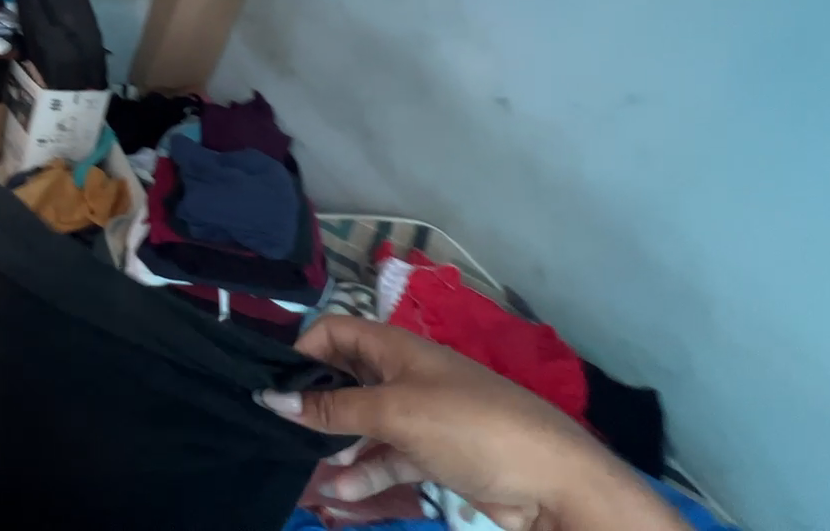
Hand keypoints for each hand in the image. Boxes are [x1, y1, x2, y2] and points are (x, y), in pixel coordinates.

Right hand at [260, 316, 682, 530]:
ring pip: (363, 426)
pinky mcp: (435, 455)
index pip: (332, 332)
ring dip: (336, 449)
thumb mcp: (393, 413)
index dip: (302, 351)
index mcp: (393, 347)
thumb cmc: (467, 426)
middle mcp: (402, 375)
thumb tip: (272, 397)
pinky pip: (388, 459)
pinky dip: (366, 475)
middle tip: (279, 433)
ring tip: (305, 474)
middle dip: (313, 408)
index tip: (274, 384)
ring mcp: (420, 417)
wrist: (558, 484)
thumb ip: (332, 408)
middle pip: (345, 381)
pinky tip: (340, 496)